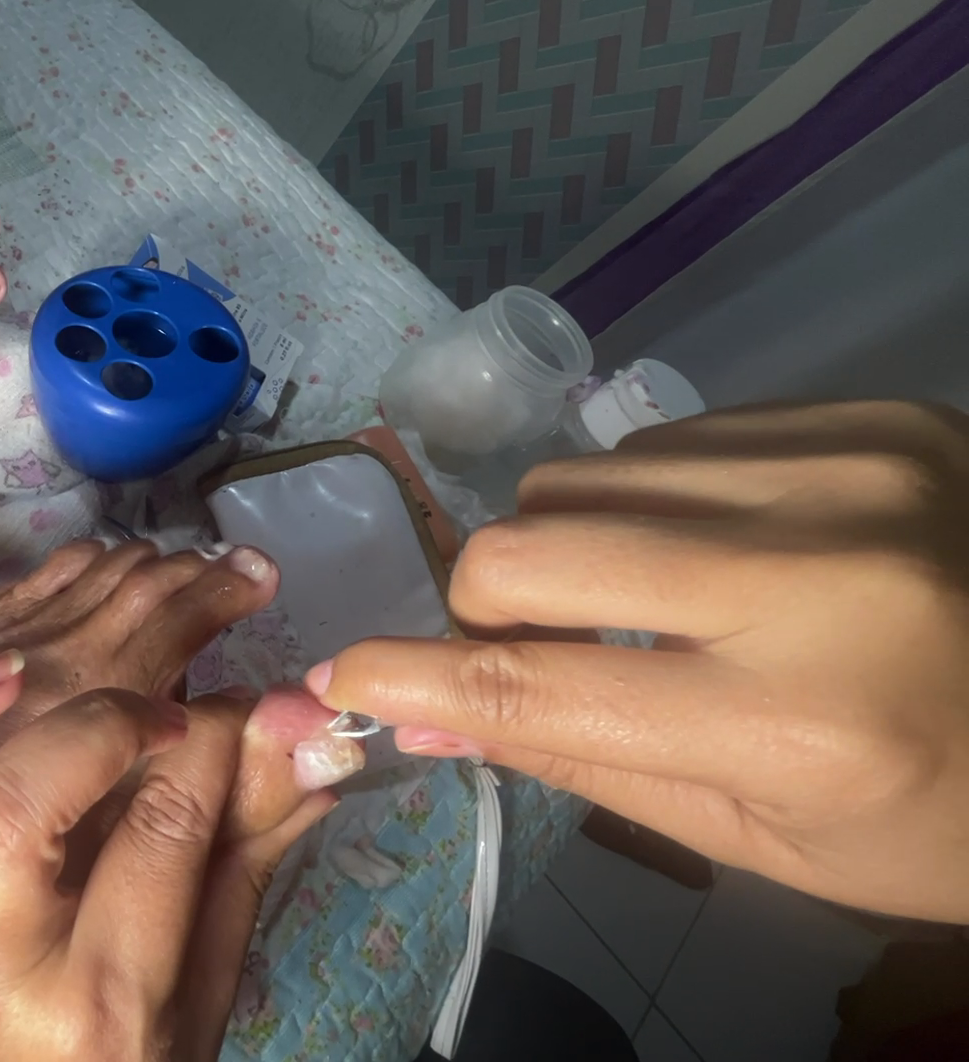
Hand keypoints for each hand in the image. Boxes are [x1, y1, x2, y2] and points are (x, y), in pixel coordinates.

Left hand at [0, 655, 342, 1060]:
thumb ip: (251, 832)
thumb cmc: (136, 1045)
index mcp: (100, 999)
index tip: (237, 699)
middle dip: (96, 730)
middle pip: (16, 810)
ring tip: (0, 671)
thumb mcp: (213, 959)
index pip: (156, 827)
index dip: (206, 743)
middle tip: (152, 706)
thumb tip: (306, 721)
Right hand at [313, 400, 968, 922]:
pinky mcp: (851, 417)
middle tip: (528, 639)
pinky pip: (640, 446)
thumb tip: (414, 719)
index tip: (339, 673)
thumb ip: (565, 760)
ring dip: (557, 546)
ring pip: (561, 486)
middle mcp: (818, 582)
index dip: (407, 678)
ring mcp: (838, 476)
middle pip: (516, 555)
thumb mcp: (754, 831)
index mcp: (798, 725)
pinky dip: (629, 502)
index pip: (529, 691)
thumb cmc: (941, 804)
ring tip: (636, 589)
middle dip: (484, 604)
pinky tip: (706, 541)